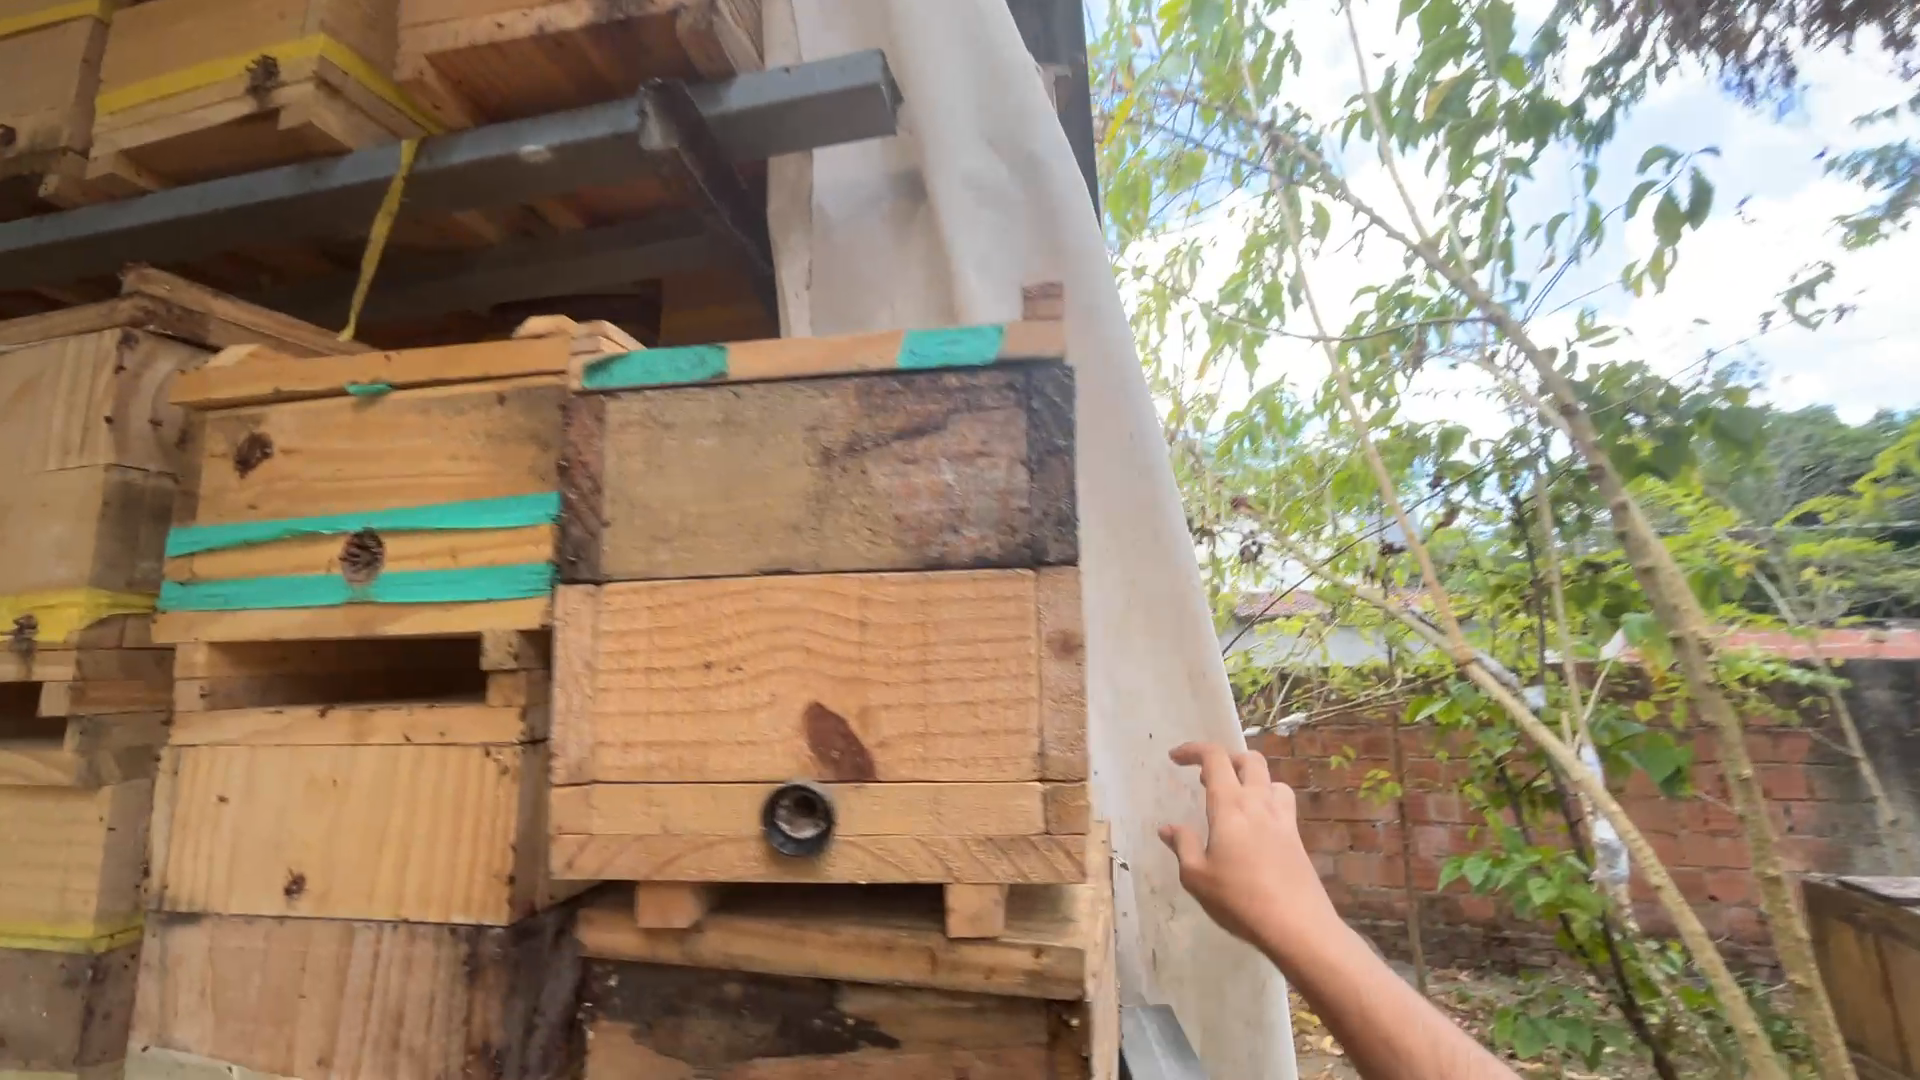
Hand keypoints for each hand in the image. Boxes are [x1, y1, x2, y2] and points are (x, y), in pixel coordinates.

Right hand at [1158, 742, 1341, 961]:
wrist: (1299, 928)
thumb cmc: (1240, 900)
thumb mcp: (1196, 877)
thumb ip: (1182, 846)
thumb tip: (1168, 828)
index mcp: (1230, 805)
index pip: (1214, 758)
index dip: (1193, 750)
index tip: (1175, 758)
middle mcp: (1259, 803)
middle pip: (1249, 760)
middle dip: (1226, 759)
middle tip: (1206, 777)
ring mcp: (1283, 820)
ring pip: (1272, 780)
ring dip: (1252, 779)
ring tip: (1235, 798)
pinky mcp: (1297, 840)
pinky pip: (1283, 804)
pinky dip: (1267, 801)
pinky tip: (1256, 827)